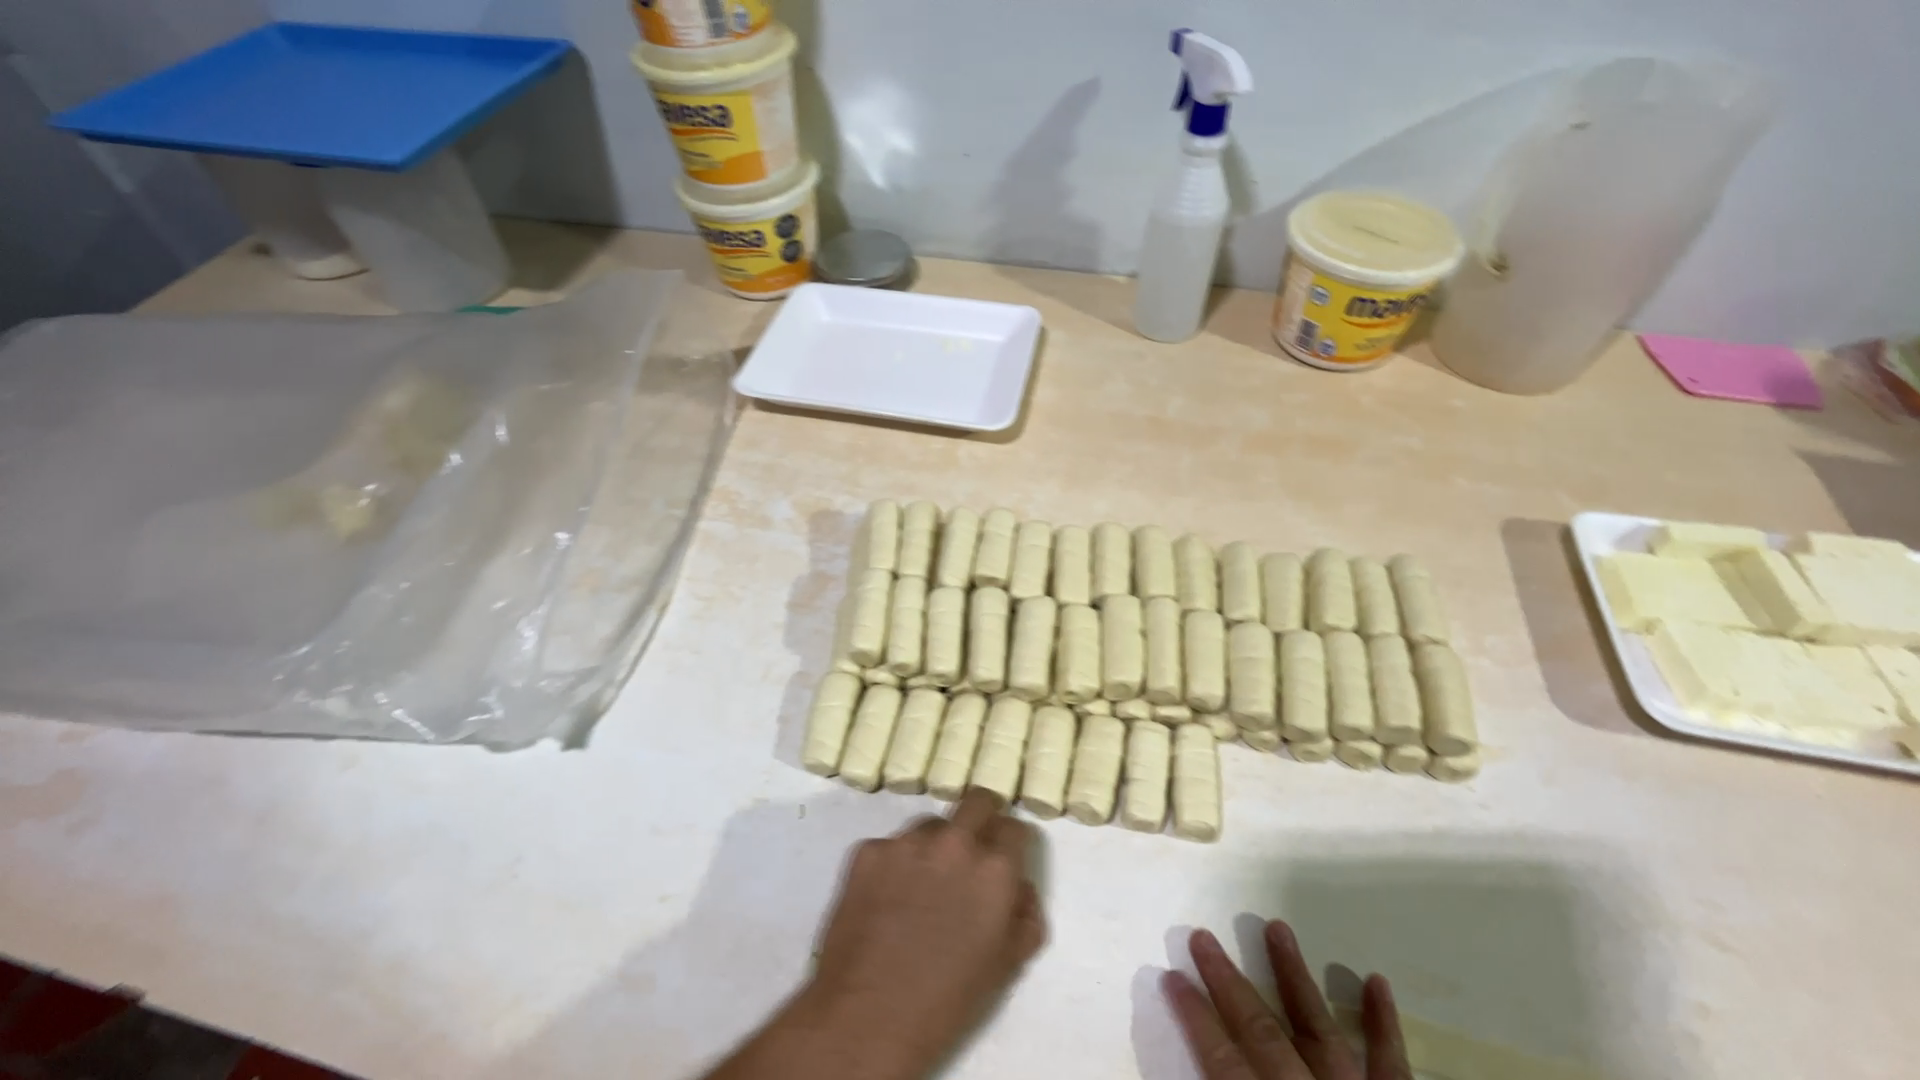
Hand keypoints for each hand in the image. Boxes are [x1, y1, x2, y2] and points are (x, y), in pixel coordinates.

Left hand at [804, 787, 1046, 1075]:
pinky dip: (893, 866)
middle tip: (970, 852)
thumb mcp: (1009, 963)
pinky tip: (886, 901)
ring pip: (929, 826)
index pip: (1015, 827)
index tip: (1003, 860)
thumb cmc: (948, 999)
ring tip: (920, 888)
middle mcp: (953, 843)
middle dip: (981, 818)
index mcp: (995, 869)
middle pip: (977, 800)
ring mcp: (904, 843)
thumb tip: (1018, 886)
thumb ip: (1025, 913)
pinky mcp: (865, 852)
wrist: (868, 1016)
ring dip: (933, 846)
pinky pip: (889, 847)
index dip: (1011, 845)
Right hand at [1163, 922, 1409, 1079]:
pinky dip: (1384, 1023)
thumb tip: (1206, 1075)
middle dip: (1229, 983)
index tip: (1170, 976)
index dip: (1194, 1017)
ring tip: (1277, 928)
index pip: (1223, 1063)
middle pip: (1262, 1034)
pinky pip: (1392, 1064)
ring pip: (1322, 1030)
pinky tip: (1375, 980)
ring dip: (1296, 978)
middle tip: (1201, 936)